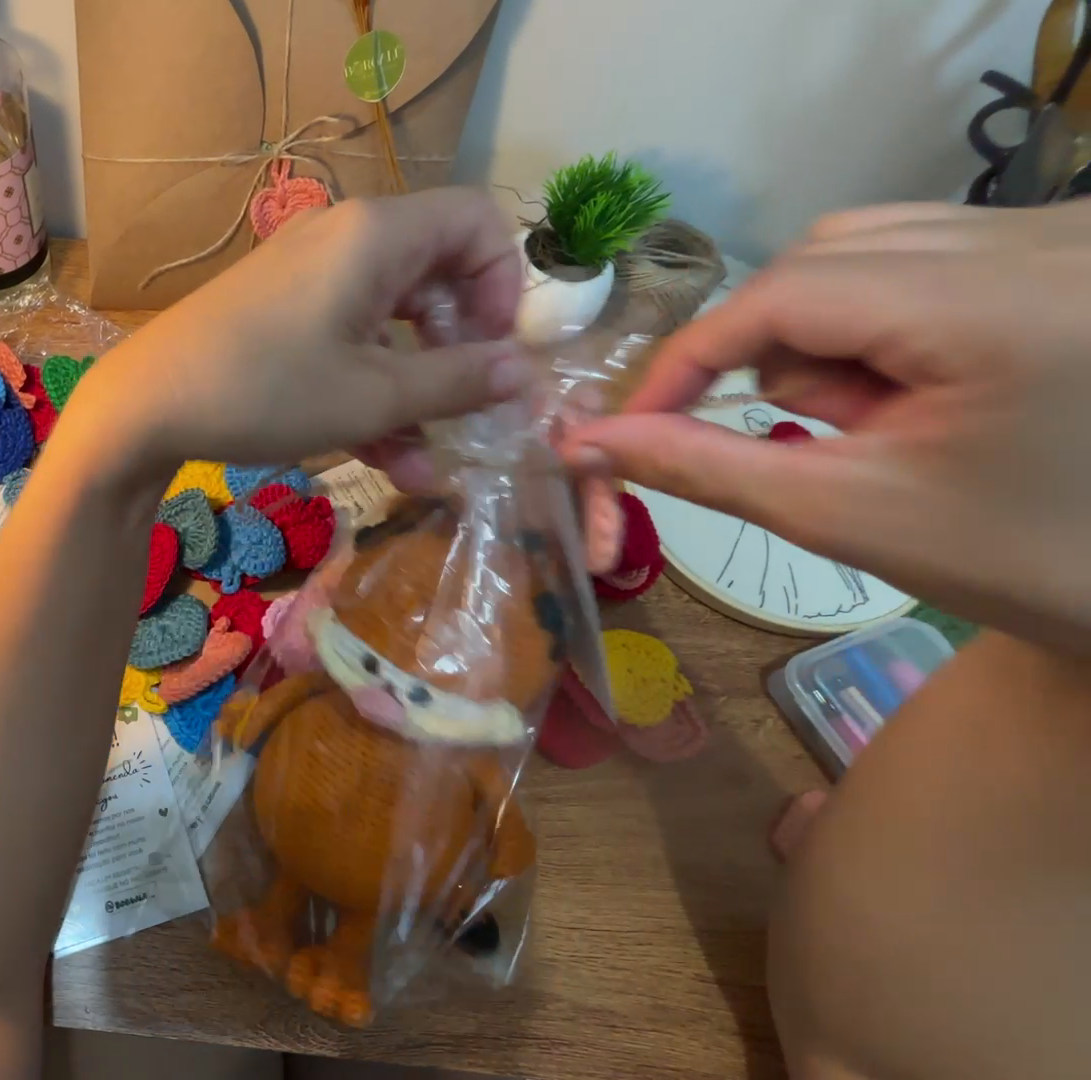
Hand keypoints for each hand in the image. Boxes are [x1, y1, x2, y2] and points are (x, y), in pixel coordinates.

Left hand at [71, 187, 529, 471]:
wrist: (145, 407)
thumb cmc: (265, 392)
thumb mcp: (371, 396)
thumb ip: (456, 381)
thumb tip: (523, 371)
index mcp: (376, 235)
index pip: (477, 224)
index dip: (504, 287)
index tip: (496, 355)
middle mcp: (342, 241)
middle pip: (434, 279)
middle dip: (456, 356)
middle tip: (465, 414)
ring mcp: (304, 279)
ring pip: (386, 327)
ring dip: (410, 395)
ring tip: (420, 469)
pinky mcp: (276, 316)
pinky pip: (342, 342)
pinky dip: (365, 390)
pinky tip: (378, 457)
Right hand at [565, 200, 1090, 651]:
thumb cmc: (1010, 557)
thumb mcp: (837, 511)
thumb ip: (697, 466)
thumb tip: (585, 442)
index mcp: (1005, 305)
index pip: (781, 293)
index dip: (689, 358)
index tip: (636, 427)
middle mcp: (1052, 237)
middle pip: (819, 258)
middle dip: (771, 350)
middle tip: (806, 432)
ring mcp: (1072, 235)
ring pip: (863, 249)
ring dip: (819, 334)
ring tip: (865, 412)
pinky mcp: (1073, 250)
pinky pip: (921, 254)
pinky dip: (873, 320)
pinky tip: (911, 383)